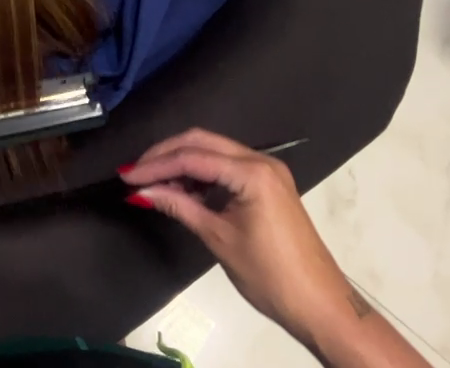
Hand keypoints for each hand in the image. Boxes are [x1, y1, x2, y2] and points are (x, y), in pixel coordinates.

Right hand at [120, 128, 352, 339]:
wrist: (323, 308)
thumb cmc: (271, 276)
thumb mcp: (218, 238)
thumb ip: (179, 206)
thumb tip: (140, 192)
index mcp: (251, 172)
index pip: (192, 157)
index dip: (155, 165)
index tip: (126, 176)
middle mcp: (260, 161)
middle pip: (201, 142)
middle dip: (164, 155)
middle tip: (135, 172)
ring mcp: (267, 171)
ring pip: (212, 151)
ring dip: (181, 162)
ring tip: (152, 182)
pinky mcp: (268, 185)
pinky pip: (225, 166)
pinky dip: (200, 172)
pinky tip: (180, 188)